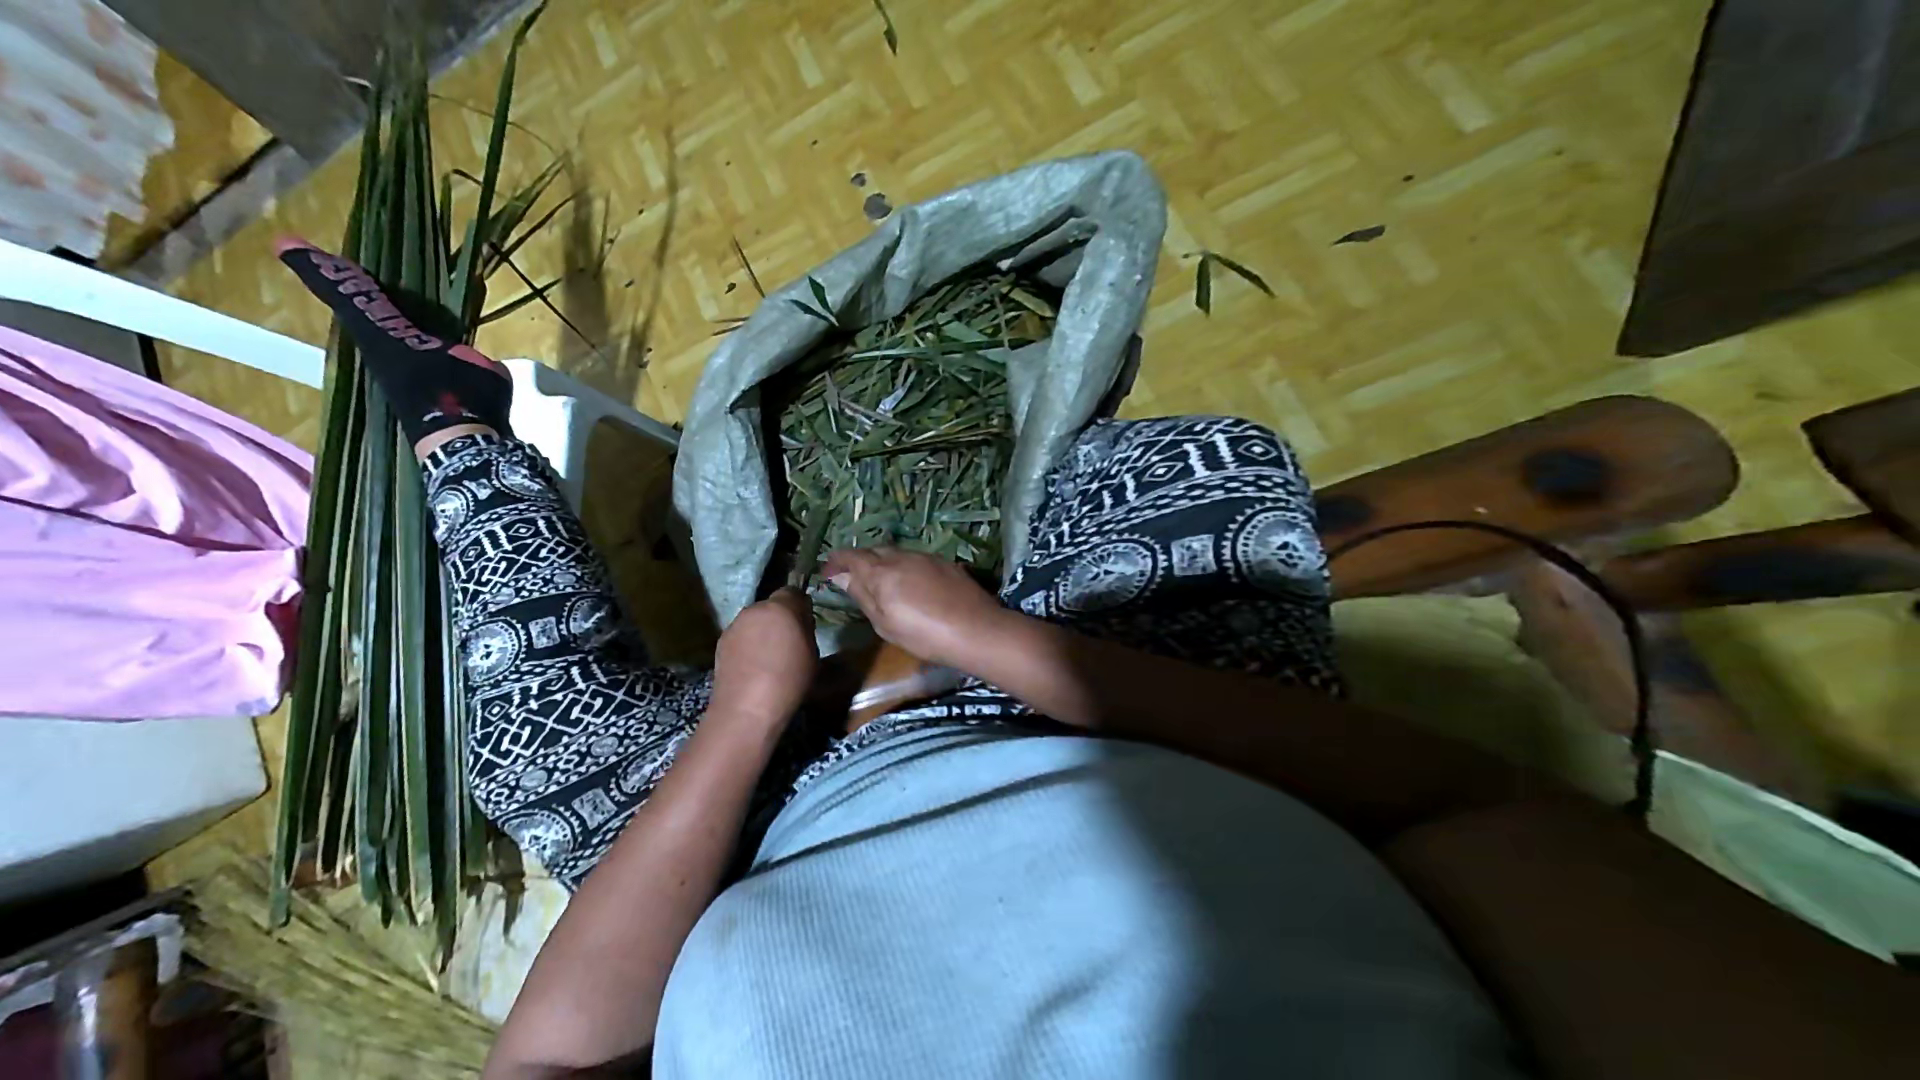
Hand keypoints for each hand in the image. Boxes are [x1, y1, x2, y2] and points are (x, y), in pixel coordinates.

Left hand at [709, 588, 817, 727]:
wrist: (747, 708)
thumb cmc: (789, 680)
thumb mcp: (813, 653)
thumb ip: (806, 629)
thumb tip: (800, 622)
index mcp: (781, 608)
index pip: (793, 592)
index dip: (800, 606)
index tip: (806, 625)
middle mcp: (754, 609)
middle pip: (771, 606)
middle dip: (780, 618)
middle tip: (789, 642)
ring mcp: (734, 625)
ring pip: (754, 621)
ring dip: (762, 631)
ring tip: (769, 657)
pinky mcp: (721, 642)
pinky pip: (741, 636)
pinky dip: (748, 644)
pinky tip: (753, 666)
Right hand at [823, 547, 1011, 669]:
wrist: (976, 629)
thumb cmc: (924, 635)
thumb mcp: (885, 623)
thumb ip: (862, 596)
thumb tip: (842, 577)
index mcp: (881, 572)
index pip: (851, 556)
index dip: (836, 562)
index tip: (827, 573)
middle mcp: (902, 556)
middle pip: (874, 550)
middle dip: (859, 560)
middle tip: (852, 578)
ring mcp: (926, 557)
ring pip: (897, 552)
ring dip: (883, 562)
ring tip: (882, 582)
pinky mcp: (945, 562)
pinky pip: (916, 558)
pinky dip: (905, 566)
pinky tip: (911, 584)